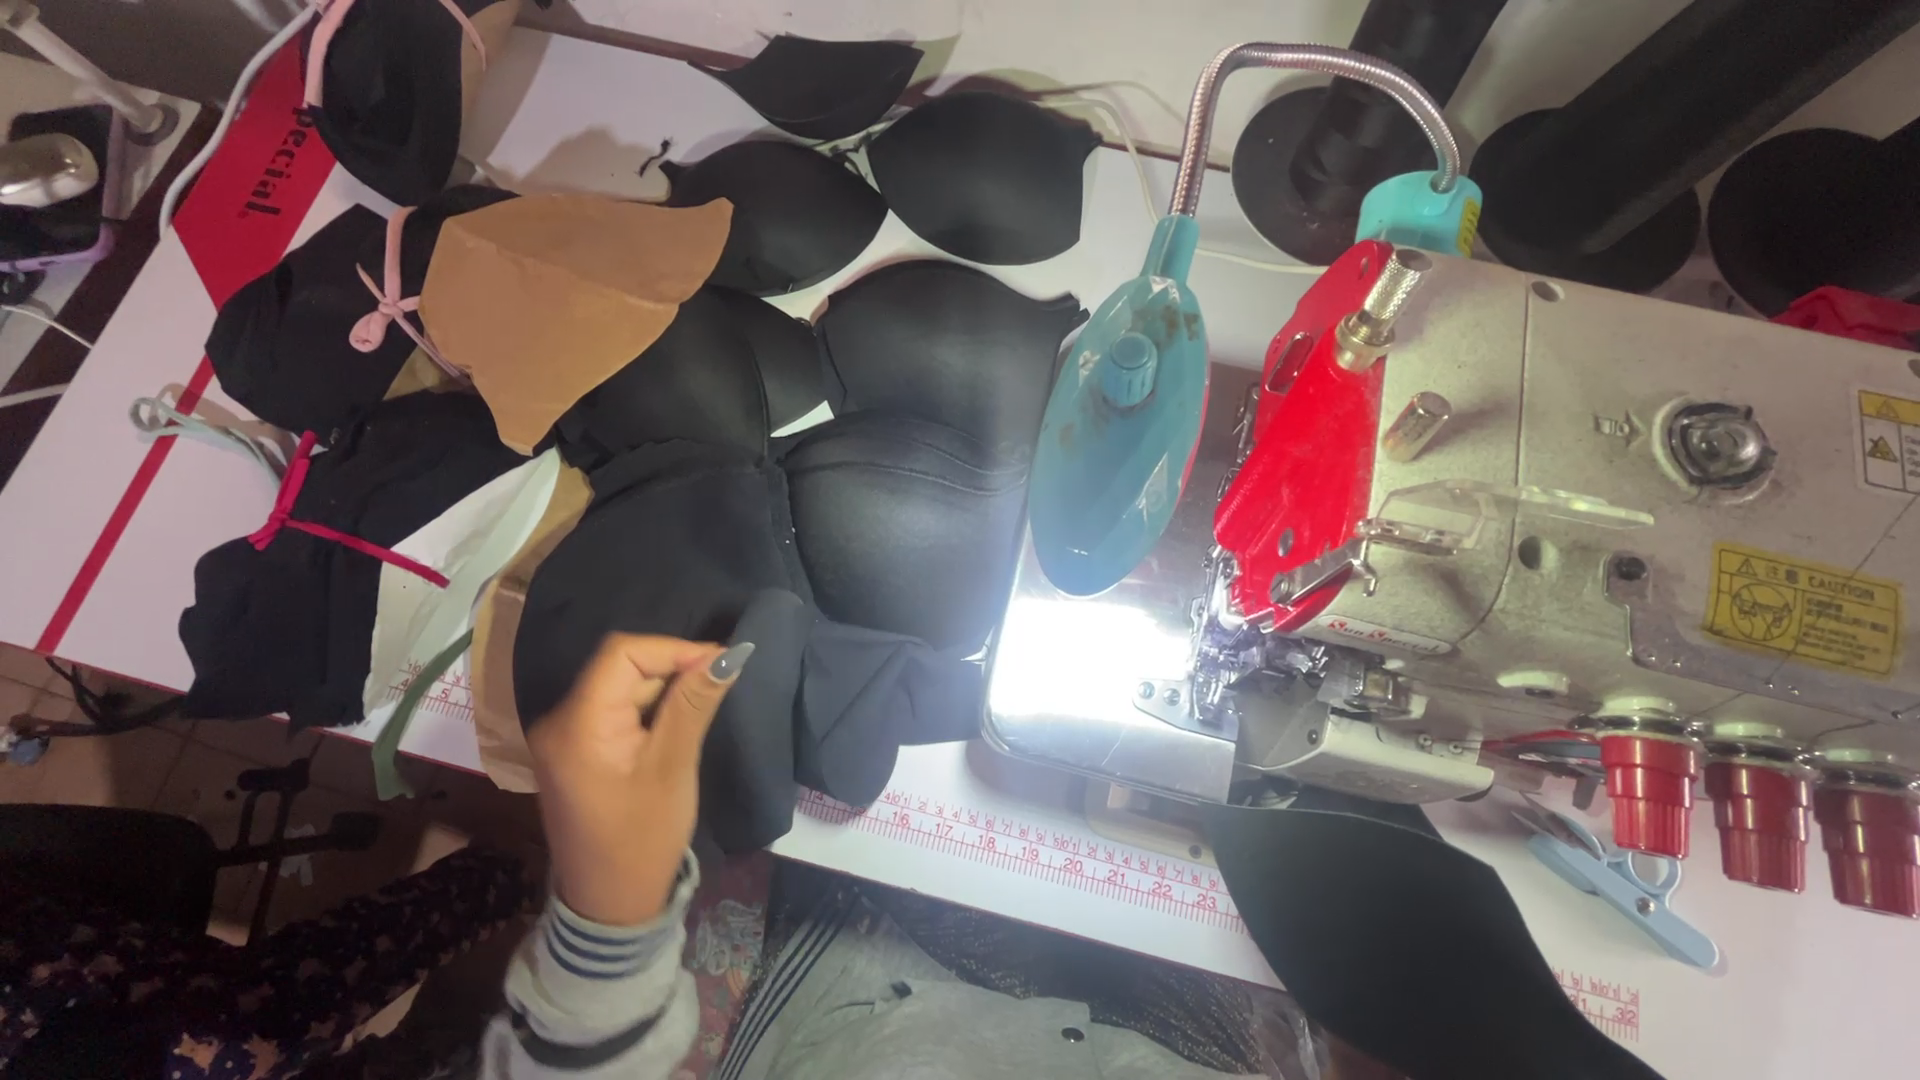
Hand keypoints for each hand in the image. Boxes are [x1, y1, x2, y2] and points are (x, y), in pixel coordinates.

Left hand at [527, 633, 752, 924]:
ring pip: (621, 686)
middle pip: (620, 668)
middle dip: (673, 668)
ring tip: (705, 702)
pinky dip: (650, 707)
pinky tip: (678, 722)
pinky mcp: (577, 750)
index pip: (622, 654)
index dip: (673, 649)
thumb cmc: (644, 838)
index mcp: (577, 724)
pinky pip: (615, 709)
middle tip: (720, 683)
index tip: (720, 663)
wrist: (610, 904)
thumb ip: (695, 703)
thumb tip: (731, 653)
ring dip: (665, 688)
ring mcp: (565, 736)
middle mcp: (560, 720)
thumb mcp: (674, 766)